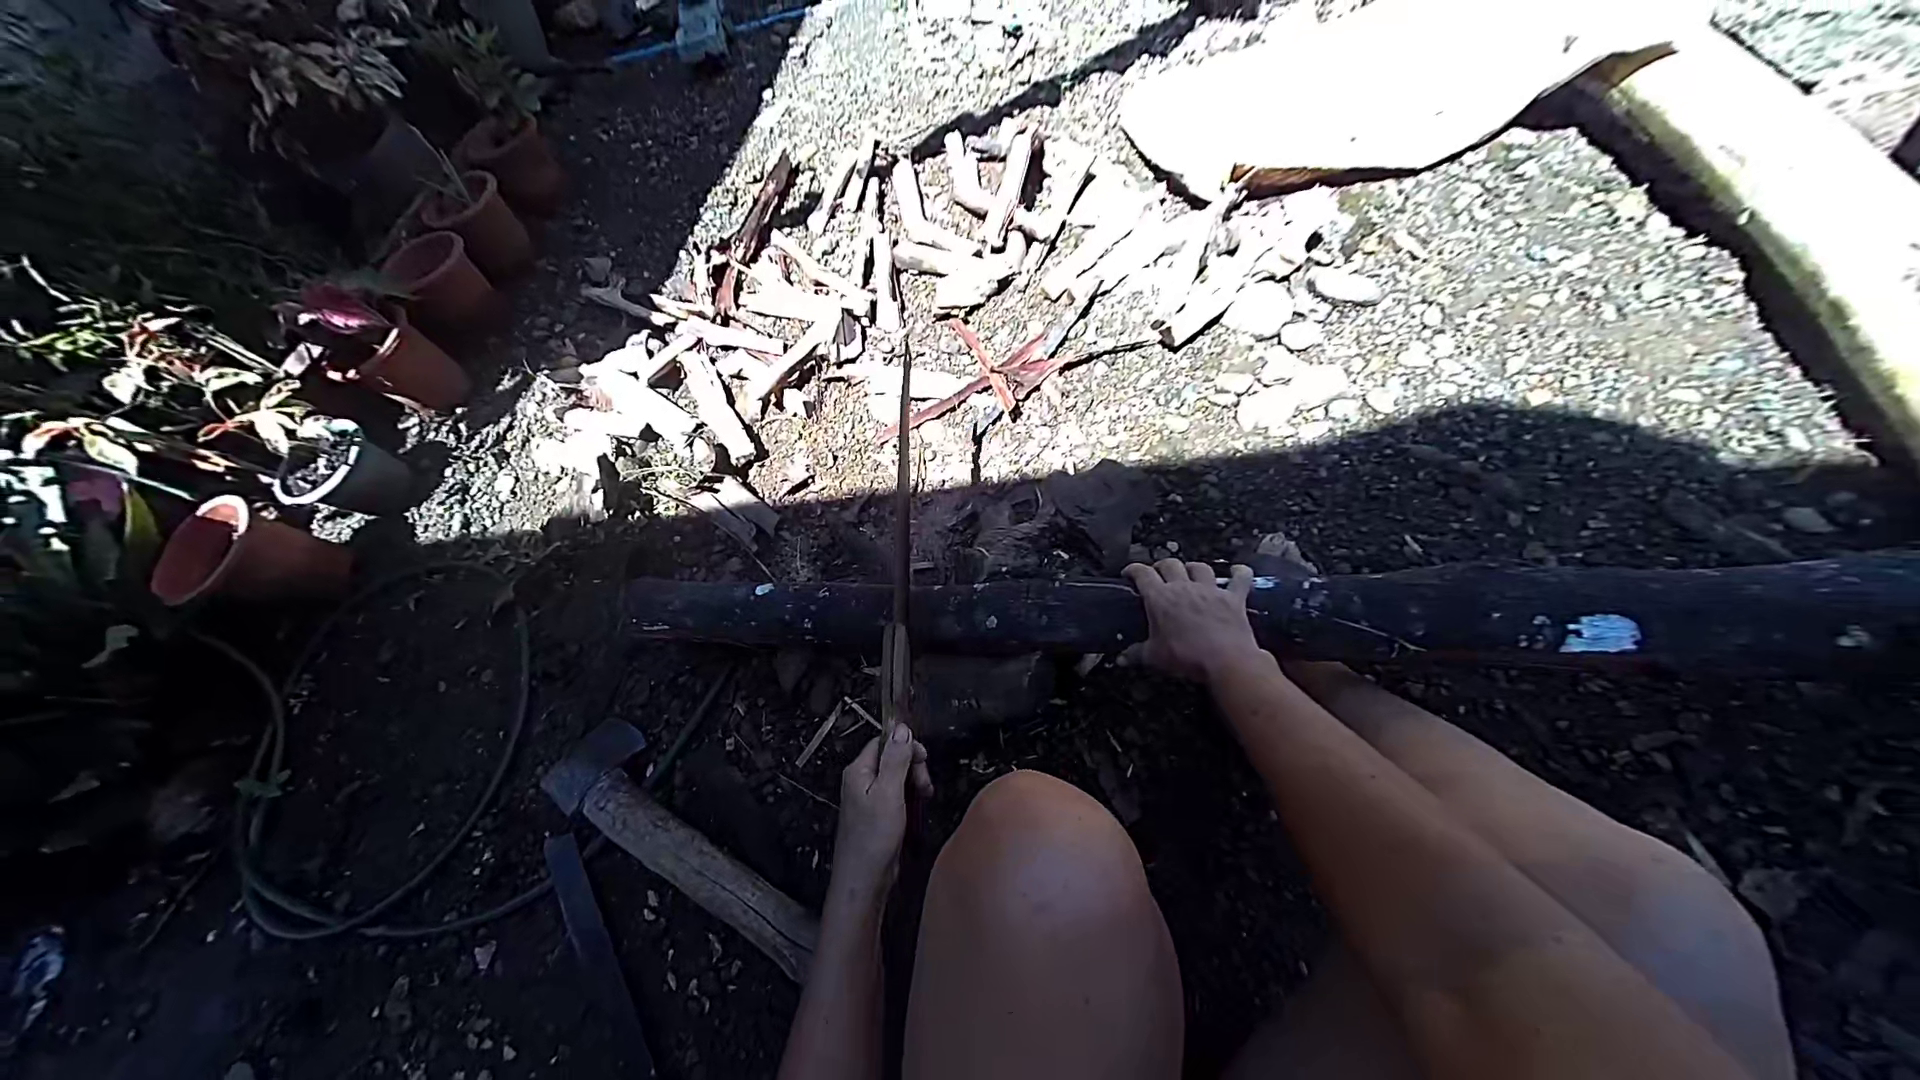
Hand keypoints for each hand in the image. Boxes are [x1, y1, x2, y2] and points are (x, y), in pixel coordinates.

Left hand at [830, 723, 932, 905]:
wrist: (864, 880)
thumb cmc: (872, 839)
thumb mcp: (889, 792)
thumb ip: (896, 759)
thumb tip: (901, 729)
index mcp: (859, 770)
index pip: (884, 741)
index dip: (906, 747)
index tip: (922, 760)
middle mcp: (861, 781)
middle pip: (893, 758)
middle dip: (913, 767)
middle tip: (924, 785)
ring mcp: (869, 798)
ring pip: (898, 777)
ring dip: (914, 783)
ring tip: (923, 798)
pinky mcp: (878, 814)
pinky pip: (897, 795)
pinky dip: (910, 798)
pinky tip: (916, 809)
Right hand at [1123, 559, 1266, 682]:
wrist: (1226, 661)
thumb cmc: (1186, 657)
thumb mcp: (1154, 657)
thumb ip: (1137, 653)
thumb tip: (1124, 658)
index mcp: (1160, 598)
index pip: (1142, 574)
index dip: (1133, 570)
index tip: (1129, 573)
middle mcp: (1184, 587)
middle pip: (1170, 564)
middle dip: (1161, 566)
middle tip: (1158, 574)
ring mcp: (1210, 590)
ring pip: (1199, 567)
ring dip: (1192, 568)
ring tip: (1189, 572)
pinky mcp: (1233, 598)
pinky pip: (1239, 579)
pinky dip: (1239, 572)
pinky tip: (1238, 569)